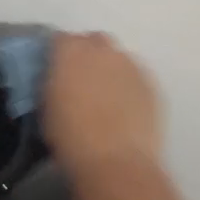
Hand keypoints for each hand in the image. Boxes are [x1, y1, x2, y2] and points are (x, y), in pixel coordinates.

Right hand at [42, 32, 162, 170]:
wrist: (115, 161)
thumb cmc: (69, 134)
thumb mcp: (46, 104)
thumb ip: (52, 81)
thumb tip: (57, 78)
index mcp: (70, 51)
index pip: (61, 39)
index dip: (58, 53)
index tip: (54, 69)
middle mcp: (102, 50)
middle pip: (94, 41)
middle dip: (88, 53)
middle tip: (81, 78)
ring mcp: (131, 66)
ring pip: (119, 58)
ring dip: (111, 68)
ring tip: (106, 93)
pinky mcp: (153, 86)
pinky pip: (137, 77)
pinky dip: (129, 85)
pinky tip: (125, 106)